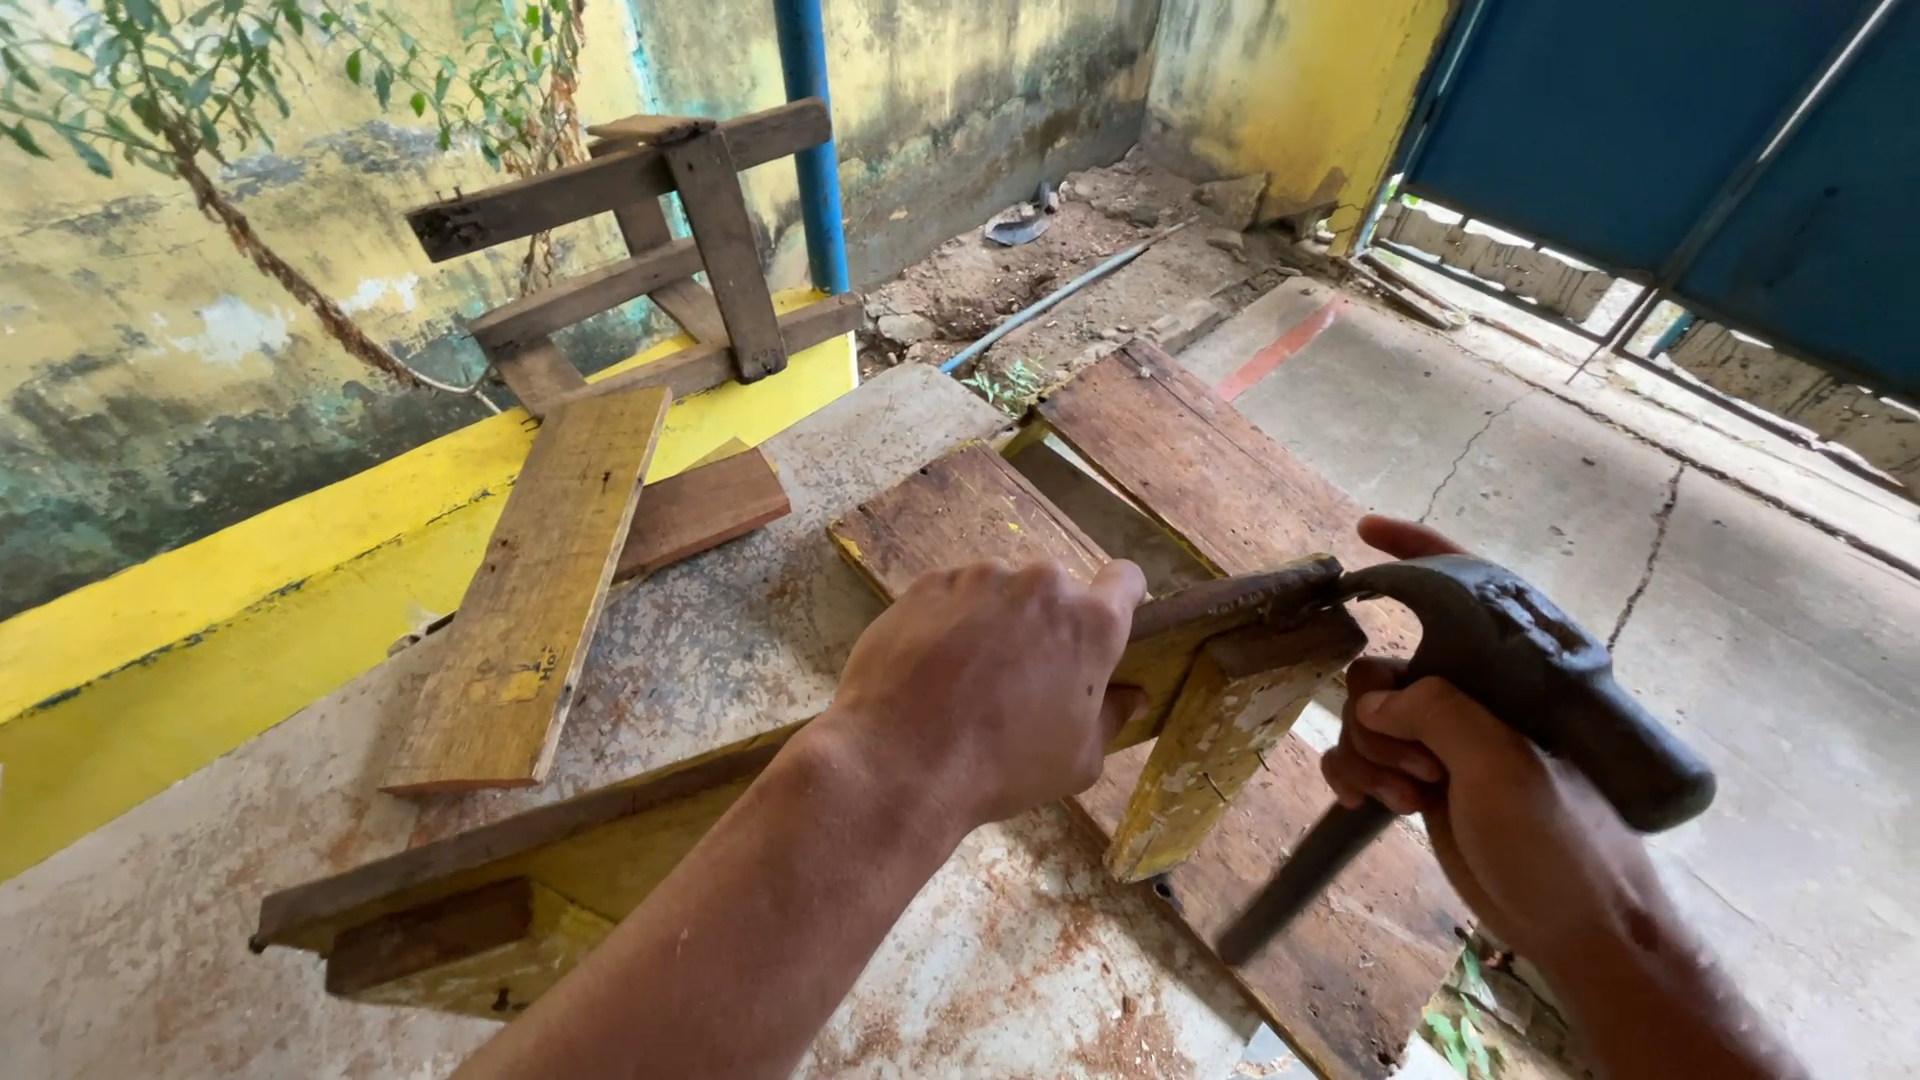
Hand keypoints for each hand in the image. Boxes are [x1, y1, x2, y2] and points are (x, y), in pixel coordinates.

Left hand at [825, 558, 1148, 827]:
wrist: (900, 760)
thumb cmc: (1002, 767)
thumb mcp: (1077, 761)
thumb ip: (1111, 717)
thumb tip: (1131, 694)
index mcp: (1090, 623)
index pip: (1125, 579)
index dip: (1119, 597)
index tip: (1102, 622)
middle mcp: (1042, 584)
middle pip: (1054, 590)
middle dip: (1044, 621)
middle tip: (1019, 671)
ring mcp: (982, 576)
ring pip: (1001, 589)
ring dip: (995, 617)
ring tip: (965, 672)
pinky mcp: (931, 581)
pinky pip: (954, 592)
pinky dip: (950, 618)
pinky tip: (931, 663)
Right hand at [1322, 517, 1670, 961]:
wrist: (1574, 929)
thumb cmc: (1564, 841)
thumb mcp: (1504, 766)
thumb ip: (1435, 713)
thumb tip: (1372, 706)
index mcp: (1509, 676)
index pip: (1464, 590)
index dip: (1417, 551)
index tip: (1364, 533)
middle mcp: (1472, 696)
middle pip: (1383, 669)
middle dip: (1377, 715)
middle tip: (1416, 760)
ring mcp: (1442, 737)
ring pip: (1361, 716)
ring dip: (1369, 755)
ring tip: (1410, 796)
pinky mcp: (1419, 774)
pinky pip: (1354, 752)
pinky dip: (1352, 773)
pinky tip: (1372, 805)